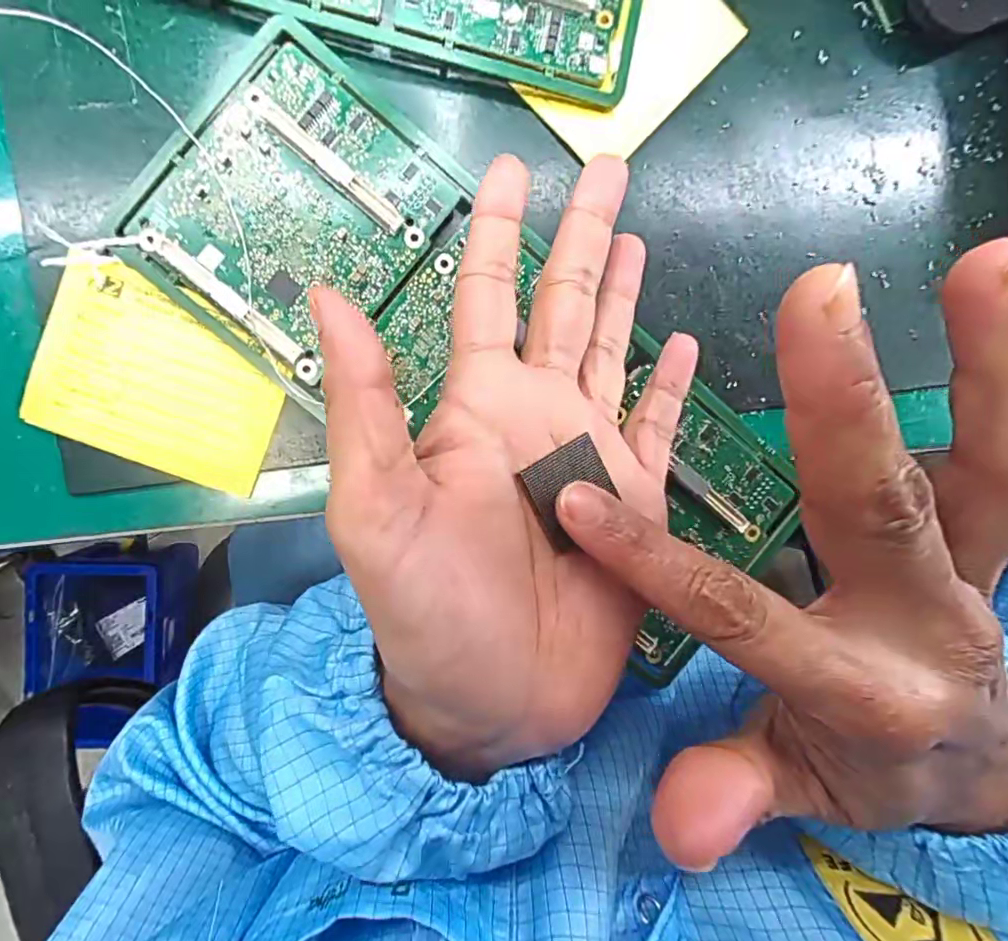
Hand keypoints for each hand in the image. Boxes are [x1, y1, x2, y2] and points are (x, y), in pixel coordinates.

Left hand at [311, 154, 698, 781]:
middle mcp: (533, 425)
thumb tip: (327, 295)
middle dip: (580, 238)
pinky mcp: (636, 510)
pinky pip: (654, 432)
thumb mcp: (376, 510)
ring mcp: (588, 465)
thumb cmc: (424, 613)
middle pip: (561, 308)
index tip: (512, 172)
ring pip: (609, 356)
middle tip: (608, 169)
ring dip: (623, 298)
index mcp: (475, 415)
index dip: (497, 234)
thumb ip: (363, 406)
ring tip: (636, 236)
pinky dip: (669, 390)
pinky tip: (680, 347)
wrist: (486, 704)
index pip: (486, 298)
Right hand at [554, 238, 1007, 868]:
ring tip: (990, 259)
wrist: (970, 756)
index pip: (737, 614)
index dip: (651, 563)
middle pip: (892, 506)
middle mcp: (931, 615)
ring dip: (1005, 359)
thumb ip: (739, 792)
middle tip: (819, 296)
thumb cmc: (864, 762)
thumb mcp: (798, 789)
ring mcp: (986, 566)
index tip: (580, 502)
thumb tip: (678, 835)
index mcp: (858, 683)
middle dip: (846, 406)